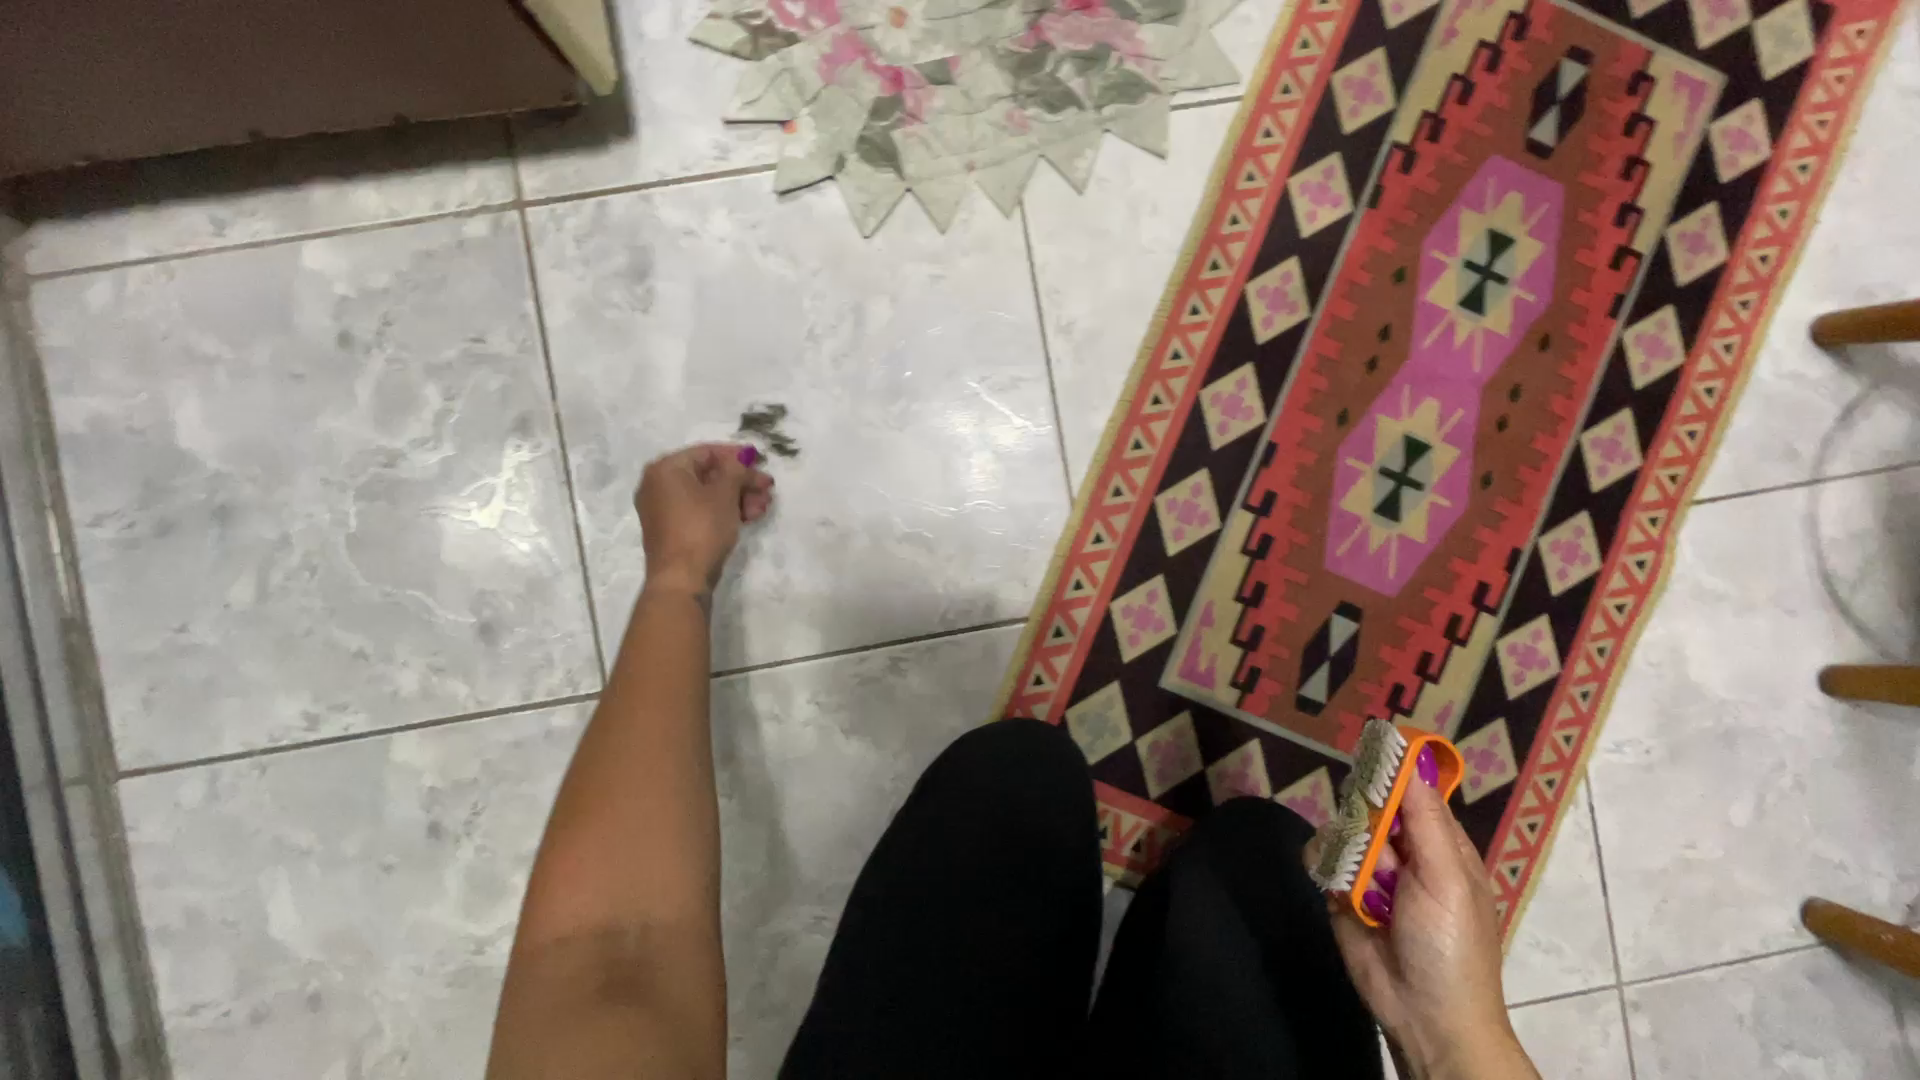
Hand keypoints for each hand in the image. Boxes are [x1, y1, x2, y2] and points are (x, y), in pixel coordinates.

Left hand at [635, 444, 774, 597]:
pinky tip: (749, 517)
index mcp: (666, 469)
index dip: (737, 455)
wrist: (681, 578)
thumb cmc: (702, 527)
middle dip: (742, 481)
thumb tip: (741, 459)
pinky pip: (701, 511)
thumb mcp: (725, 493)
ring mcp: (664, 509)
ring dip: (738, 497)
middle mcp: (659, 485)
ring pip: (707, 495)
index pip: (707, 452)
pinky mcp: (673, 530)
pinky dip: (724, 511)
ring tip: (763, 507)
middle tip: (767, 488)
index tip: (762, 462)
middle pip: (708, 474)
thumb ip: (736, 469)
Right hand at [1325, 778, 1538, 1079]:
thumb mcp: (1447, 879)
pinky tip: (1336, 885)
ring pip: (1343, 831)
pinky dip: (1324, 865)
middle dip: (1365, 816)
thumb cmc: (1451, 945)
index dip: (1396, 772)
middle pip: (1372, 808)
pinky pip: (1323, 860)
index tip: (1371, 748)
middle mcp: (1405, 854)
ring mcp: (1371, 874)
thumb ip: (1425, 821)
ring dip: (1347, 848)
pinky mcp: (1341, 893)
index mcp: (1440, 847)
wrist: (1424, 1015)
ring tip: (1361, 881)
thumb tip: (1411, 762)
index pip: (1415, 794)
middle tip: (1374, 840)